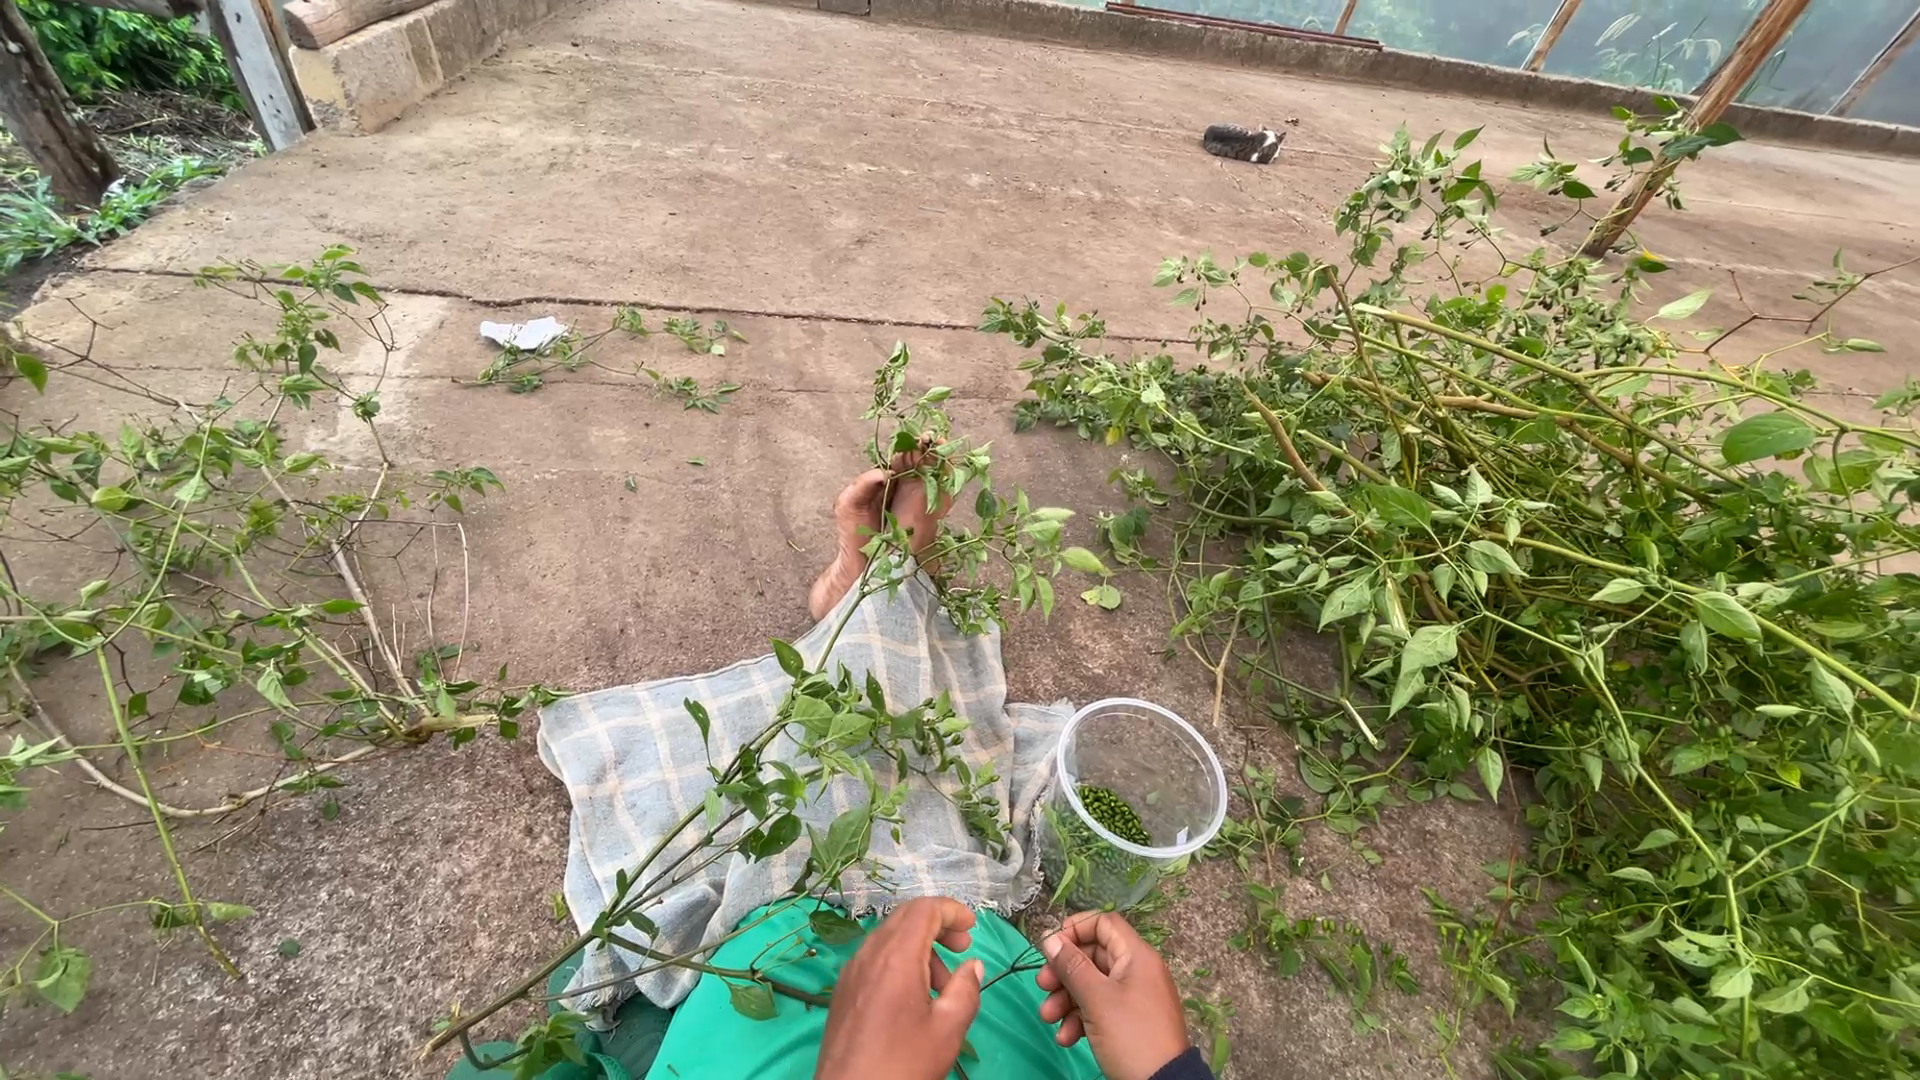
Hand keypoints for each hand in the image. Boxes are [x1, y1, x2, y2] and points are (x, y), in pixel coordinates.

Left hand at [815, 897, 983, 1079]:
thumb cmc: (901, 1066)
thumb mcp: (946, 1031)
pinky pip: (876, 957)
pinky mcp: (844, 989)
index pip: (925, 909)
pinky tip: (912, 995)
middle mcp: (870, 953)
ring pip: (890, 936)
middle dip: (938, 924)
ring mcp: (852, 970)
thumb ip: (965, 991)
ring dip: (920, 946)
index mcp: (896, 955)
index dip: (951, 910)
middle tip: (962, 948)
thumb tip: (972, 966)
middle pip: (906, 916)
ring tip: (941, 985)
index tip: (972, 927)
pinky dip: (900, 960)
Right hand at [1036, 911, 1188, 1079]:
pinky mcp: (1129, 1023)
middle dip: (1064, 972)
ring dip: (1066, 999)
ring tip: (1047, 1017)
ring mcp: (1133, 998)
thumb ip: (1071, 966)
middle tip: (1042, 985)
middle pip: (1093, 956)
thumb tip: (1050, 939)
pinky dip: (1080, 1018)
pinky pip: (1100, 1009)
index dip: (1076, 928)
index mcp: (1136, 956)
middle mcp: (1136, 971)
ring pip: (1092, 985)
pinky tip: (1066, 1037)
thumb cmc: (1130, 1035)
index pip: (1104, 924)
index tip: (1052, 946)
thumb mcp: (1096, 999)